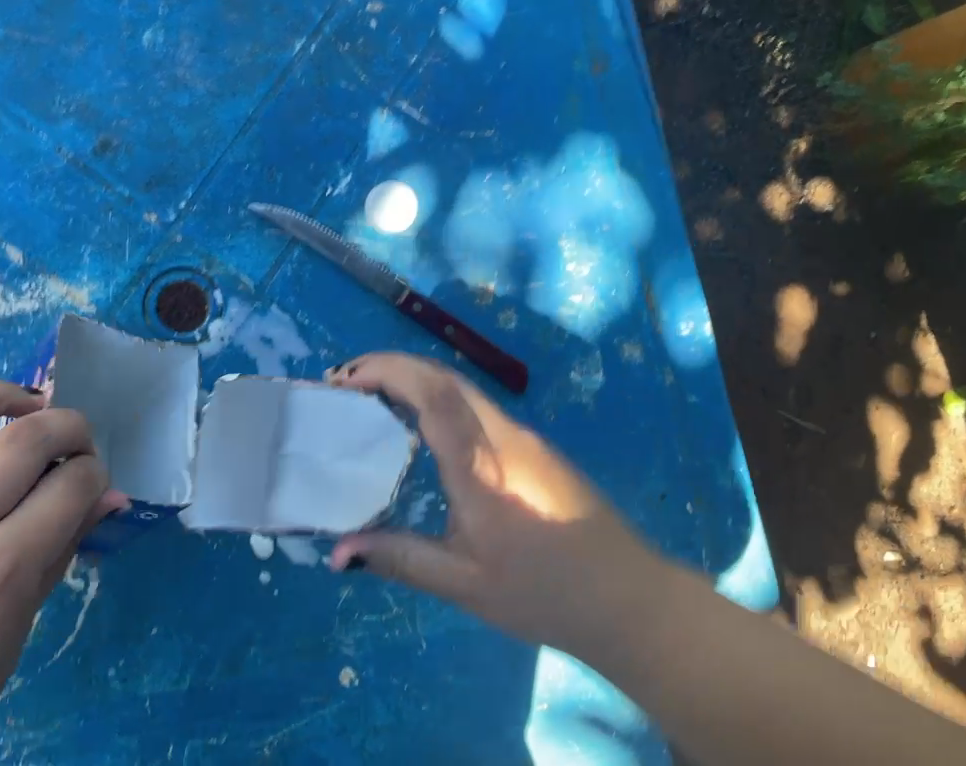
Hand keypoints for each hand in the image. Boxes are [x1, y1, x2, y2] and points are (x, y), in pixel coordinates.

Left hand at [0, 382, 128, 765]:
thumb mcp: (23, 622)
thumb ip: (65, 546)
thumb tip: (111, 496)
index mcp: (0, 571)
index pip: (69, 488)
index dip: (95, 472)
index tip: (95, 478)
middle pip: (20, 441)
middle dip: (66, 425)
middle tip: (75, 438)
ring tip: (19, 402)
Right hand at [325, 353, 660, 653]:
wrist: (630, 600)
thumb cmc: (545, 593)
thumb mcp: (465, 583)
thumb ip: (399, 559)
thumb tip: (335, 554)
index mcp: (481, 464)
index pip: (429, 392)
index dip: (384, 372)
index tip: (342, 380)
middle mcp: (502, 435)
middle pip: (443, 375)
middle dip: (390, 366)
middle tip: (345, 383)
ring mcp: (523, 436)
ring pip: (461, 385)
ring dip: (414, 378)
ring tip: (371, 399)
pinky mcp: (534, 446)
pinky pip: (475, 403)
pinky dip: (436, 395)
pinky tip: (419, 426)